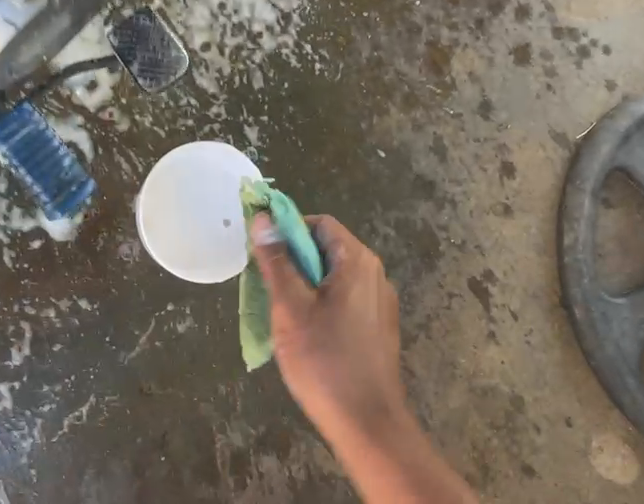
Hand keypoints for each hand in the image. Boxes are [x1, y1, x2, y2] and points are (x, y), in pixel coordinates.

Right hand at [248, 213, 406, 447]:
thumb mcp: (290, 307)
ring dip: (306, 285)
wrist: (368, 424)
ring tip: (283, 314)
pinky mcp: (379, 328)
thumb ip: (276, 260)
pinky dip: (323, 305)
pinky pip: (346, 300)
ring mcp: (380, 302)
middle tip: (268, 287)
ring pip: (335, 277)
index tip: (264, 254)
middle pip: (327, 249)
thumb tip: (263, 218)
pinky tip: (307, 335)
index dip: (288, 230)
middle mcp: (375, 273)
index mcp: (356, 260)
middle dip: (294, 262)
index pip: (319, 224)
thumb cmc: (325, 360)